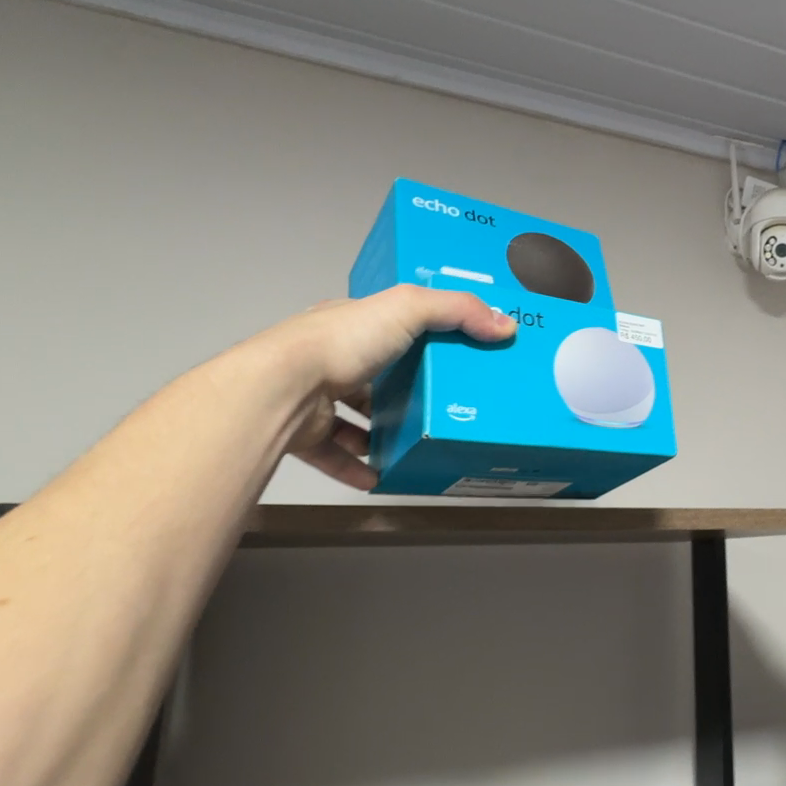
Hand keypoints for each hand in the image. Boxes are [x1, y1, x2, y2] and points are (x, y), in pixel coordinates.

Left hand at [253, 285, 516, 488]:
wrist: (280, 388)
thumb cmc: (342, 342)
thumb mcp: (409, 308)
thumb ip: (458, 311)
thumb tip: (505, 325)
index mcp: (348, 324)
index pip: (384, 325)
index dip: (414, 335)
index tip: (445, 353)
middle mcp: (326, 358)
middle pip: (370, 374)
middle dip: (399, 389)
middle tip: (438, 404)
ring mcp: (311, 397)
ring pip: (350, 416)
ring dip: (378, 431)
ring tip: (413, 442)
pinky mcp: (303, 434)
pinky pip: (334, 455)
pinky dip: (357, 467)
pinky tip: (383, 477)